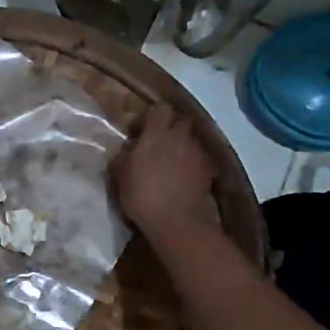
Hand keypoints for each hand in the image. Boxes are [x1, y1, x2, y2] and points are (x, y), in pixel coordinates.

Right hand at [117, 104, 217, 235]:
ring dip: (181, 145)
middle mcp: (180, 137)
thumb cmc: (142, 195)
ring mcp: (197, 152)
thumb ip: (123, 156)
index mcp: (156, 135)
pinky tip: (182, 176)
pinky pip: (199, 157)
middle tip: (157, 142)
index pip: (159, 109)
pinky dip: (191, 161)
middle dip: (170, 126)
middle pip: (181, 119)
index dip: (149, 117)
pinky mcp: (209, 169)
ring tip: (170, 161)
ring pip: (191, 138)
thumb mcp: (120, 175)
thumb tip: (127, 148)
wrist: (176, 220)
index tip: (139, 131)